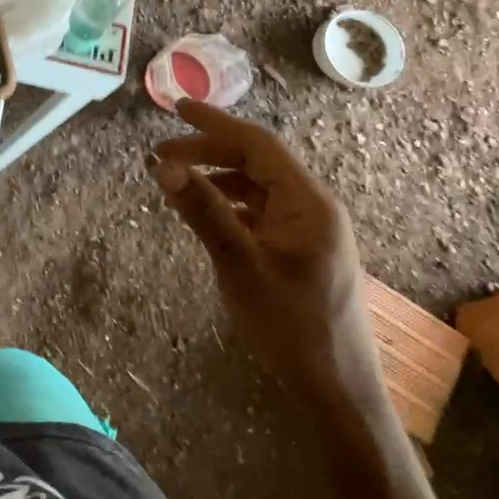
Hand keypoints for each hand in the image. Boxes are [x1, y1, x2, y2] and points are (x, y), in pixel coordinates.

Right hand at [151, 100, 378, 399]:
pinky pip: (260, 210)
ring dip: (216, 176)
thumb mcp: (239, 265)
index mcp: (308, 202)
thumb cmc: (291, 325)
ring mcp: (310, 230)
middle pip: (256, 162)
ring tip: (175, 182)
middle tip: (160, 154)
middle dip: (208, 151)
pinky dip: (229, 202)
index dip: (214, 123)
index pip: (257, 145)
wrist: (337, 390)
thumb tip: (162, 165)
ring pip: (257, 186)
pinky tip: (204, 213)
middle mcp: (314, 207)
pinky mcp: (302, 251)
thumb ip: (203, 211)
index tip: (175, 108)